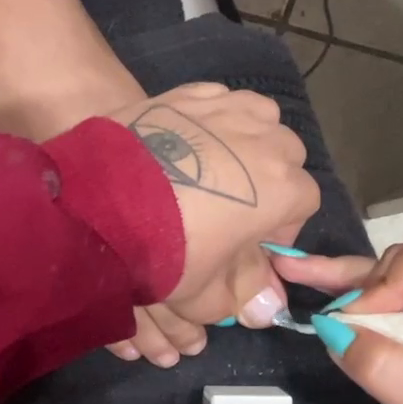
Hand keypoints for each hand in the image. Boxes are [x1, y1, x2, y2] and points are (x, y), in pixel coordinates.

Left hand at [102, 84, 319, 365]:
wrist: (99, 202)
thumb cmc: (163, 251)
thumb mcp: (202, 290)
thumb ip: (240, 298)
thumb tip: (266, 311)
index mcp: (284, 188)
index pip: (303, 205)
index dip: (279, 227)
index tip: (251, 244)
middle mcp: (268, 139)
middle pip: (285, 158)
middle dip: (267, 181)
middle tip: (229, 209)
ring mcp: (227, 108)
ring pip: (256, 120)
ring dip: (245, 143)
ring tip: (211, 170)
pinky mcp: (187, 92)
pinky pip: (215, 101)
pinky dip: (208, 120)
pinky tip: (184, 141)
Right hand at [271, 230, 402, 403]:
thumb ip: (386, 368)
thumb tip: (329, 329)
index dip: (390, 282)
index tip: (358, 322)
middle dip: (371, 290)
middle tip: (343, 327)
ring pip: (394, 271)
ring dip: (352, 288)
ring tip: (295, 276)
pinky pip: (391, 289)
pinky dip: (350, 289)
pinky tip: (302, 271)